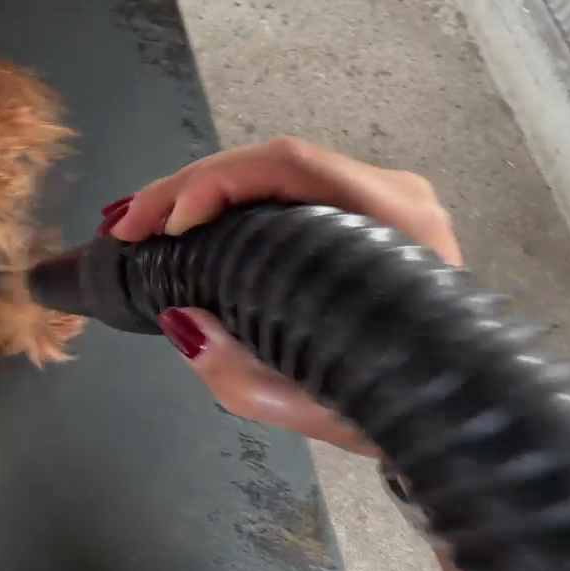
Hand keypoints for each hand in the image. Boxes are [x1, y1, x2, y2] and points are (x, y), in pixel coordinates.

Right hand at [104, 138, 462, 456]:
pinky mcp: (354, 206)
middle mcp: (391, 196)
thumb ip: (242, 377)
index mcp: (393, 228)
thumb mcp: (310, 410)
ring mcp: (376, 195)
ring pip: (269, 167)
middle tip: (126, 223)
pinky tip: (177, 217)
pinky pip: (277, 185)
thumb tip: (180, 322)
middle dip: (184, 185)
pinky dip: (220, 197)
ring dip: (196, 188)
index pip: (291, 168)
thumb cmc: (384, 405)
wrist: (443, 405)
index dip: (216, 184)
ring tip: (139, 220)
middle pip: (271, 160)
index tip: (167, 227)